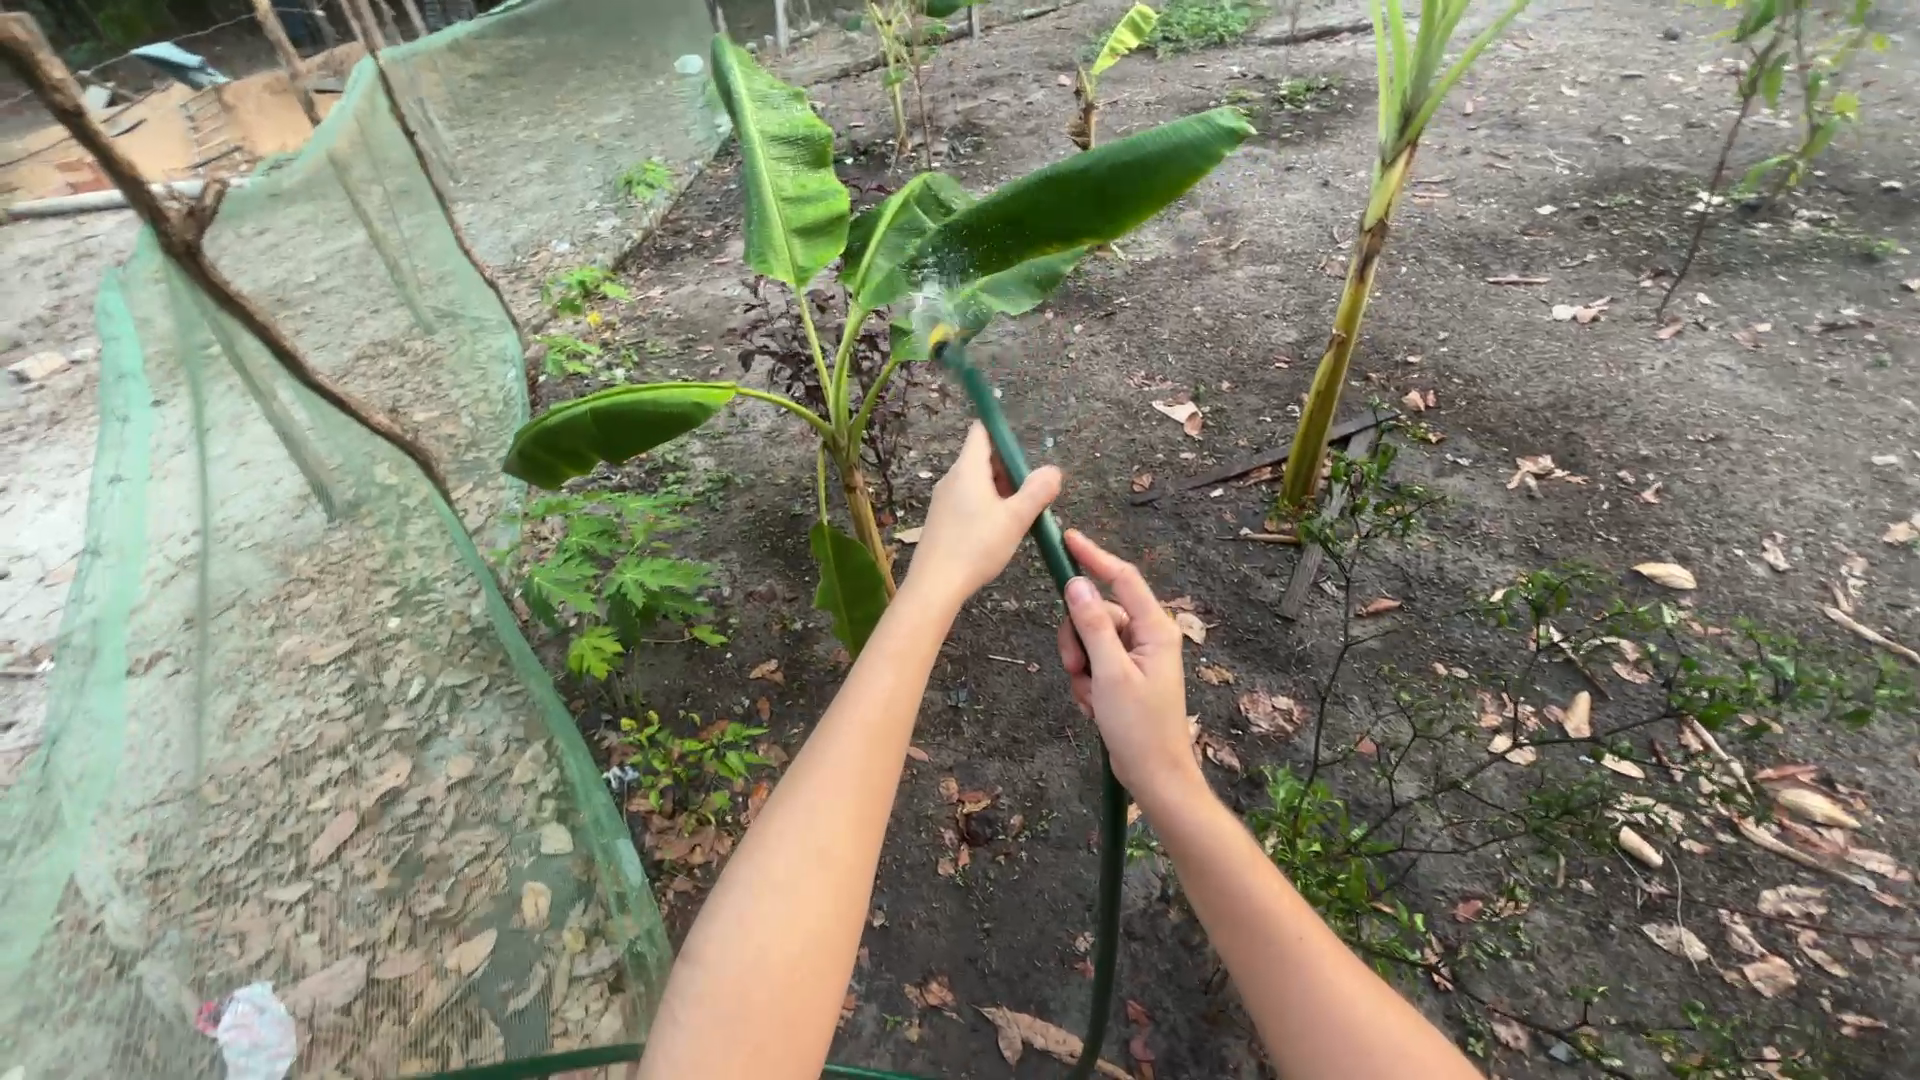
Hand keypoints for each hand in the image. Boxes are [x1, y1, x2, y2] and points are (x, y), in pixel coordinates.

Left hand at [903, 423, 1061, 611]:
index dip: (1004, 435)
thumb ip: (1037, 492)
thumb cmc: (976, 547)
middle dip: (1009, 471)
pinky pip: (968, 502)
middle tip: (1029, 495)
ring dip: (1000, 493)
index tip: (1024, 457)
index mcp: (967, 469)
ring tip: (1017, 518)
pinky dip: (986, 508)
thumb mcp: (1015, 519)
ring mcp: (943, 500)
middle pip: (982, 458)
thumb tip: (1053, 470)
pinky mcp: (941, 520)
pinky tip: (997, 533)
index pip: (982, 431)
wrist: (935, 584)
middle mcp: (952, 478)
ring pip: (977, 483)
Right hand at [1055, 529, 1199, 805]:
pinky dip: (1086, 681)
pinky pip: (1093, 661)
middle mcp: (1147, 635)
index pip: (1122, 578)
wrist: (1154, 775)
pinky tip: (1094, 706)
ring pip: (1090, 638)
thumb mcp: (1110, 673)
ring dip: (1080, 666)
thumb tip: (1076, 583)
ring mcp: (1136, 655)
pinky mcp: (1124, 674)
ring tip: (1089, 696)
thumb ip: (1093, 626)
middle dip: (1078, 639)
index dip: (1094, 556)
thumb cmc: (1139, 727)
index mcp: (1155, 628)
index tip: (1067, 538)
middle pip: (1097, 612)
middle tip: (1075, 670)